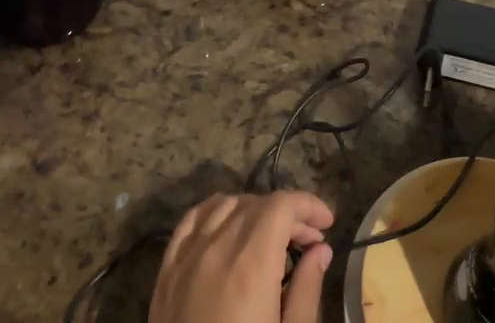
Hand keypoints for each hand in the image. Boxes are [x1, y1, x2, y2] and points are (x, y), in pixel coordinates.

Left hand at [150, 191, 335, 322]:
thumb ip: (306, 289)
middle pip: (256, 204)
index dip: (308, 205)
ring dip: (254, 211)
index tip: (328, 224)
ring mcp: (187, 256)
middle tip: (309, 241)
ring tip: (272, 235)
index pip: (281, 205)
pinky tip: (228, 225)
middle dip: (288, 213)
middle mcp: (217, 247)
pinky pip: (191, 220)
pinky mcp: (166, 271)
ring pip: (224, 205)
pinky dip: (215, 212)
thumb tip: (320, 251)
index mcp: (251, 263)